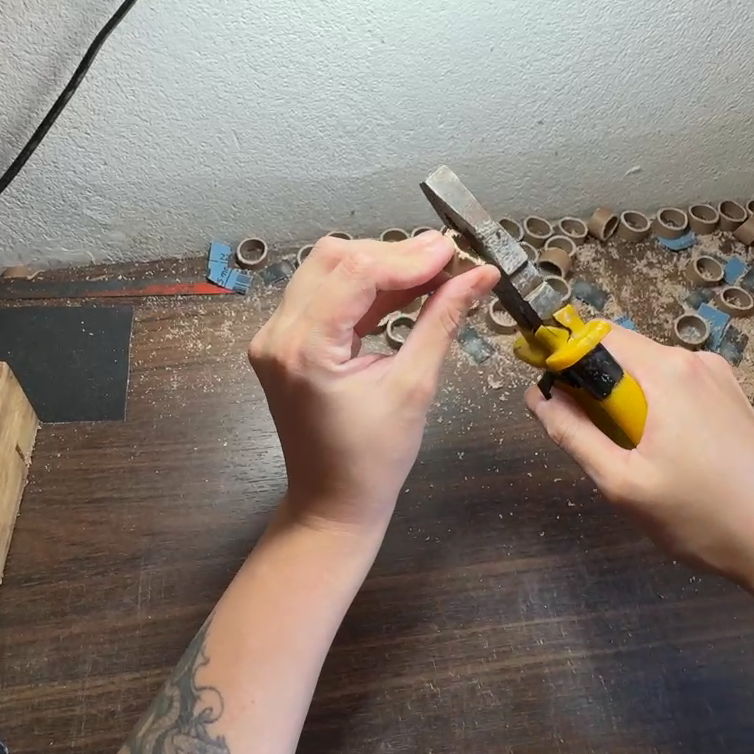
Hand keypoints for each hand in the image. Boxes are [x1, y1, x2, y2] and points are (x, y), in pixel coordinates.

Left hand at [248, 234, 498, 534]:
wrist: (332, 502)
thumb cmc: (375, 459)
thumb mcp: (415, 386)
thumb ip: (442, 321)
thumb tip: (479, 274)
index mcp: (304, 349)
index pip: (355, 273)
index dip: (408, 256)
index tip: (454, 251)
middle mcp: (278, 334)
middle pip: (334, 259)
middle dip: (393, 254)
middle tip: (447, 260)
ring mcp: (274, 336)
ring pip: (326, 269)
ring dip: (379, 265)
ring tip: (433, 272)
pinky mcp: (283, 340)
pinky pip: (323, 294)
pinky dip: (364, 287)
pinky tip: (404, 288)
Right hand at [524, 327, 753, 588]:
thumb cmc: (704, 516)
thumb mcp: (623, 483)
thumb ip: (573, 434)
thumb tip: (537, 397)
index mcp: (665, 371)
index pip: (595, 336)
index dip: (565, 360)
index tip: (554, 399)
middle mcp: (692, 361)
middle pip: (621, 353)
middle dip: (596, 388)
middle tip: (597, 441)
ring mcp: (718, 377)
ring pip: (647, 373)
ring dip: (626, 403)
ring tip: (636, 458)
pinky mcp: (733, 397)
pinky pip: (674, 388)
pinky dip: (656, 410)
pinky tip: (669, 458)